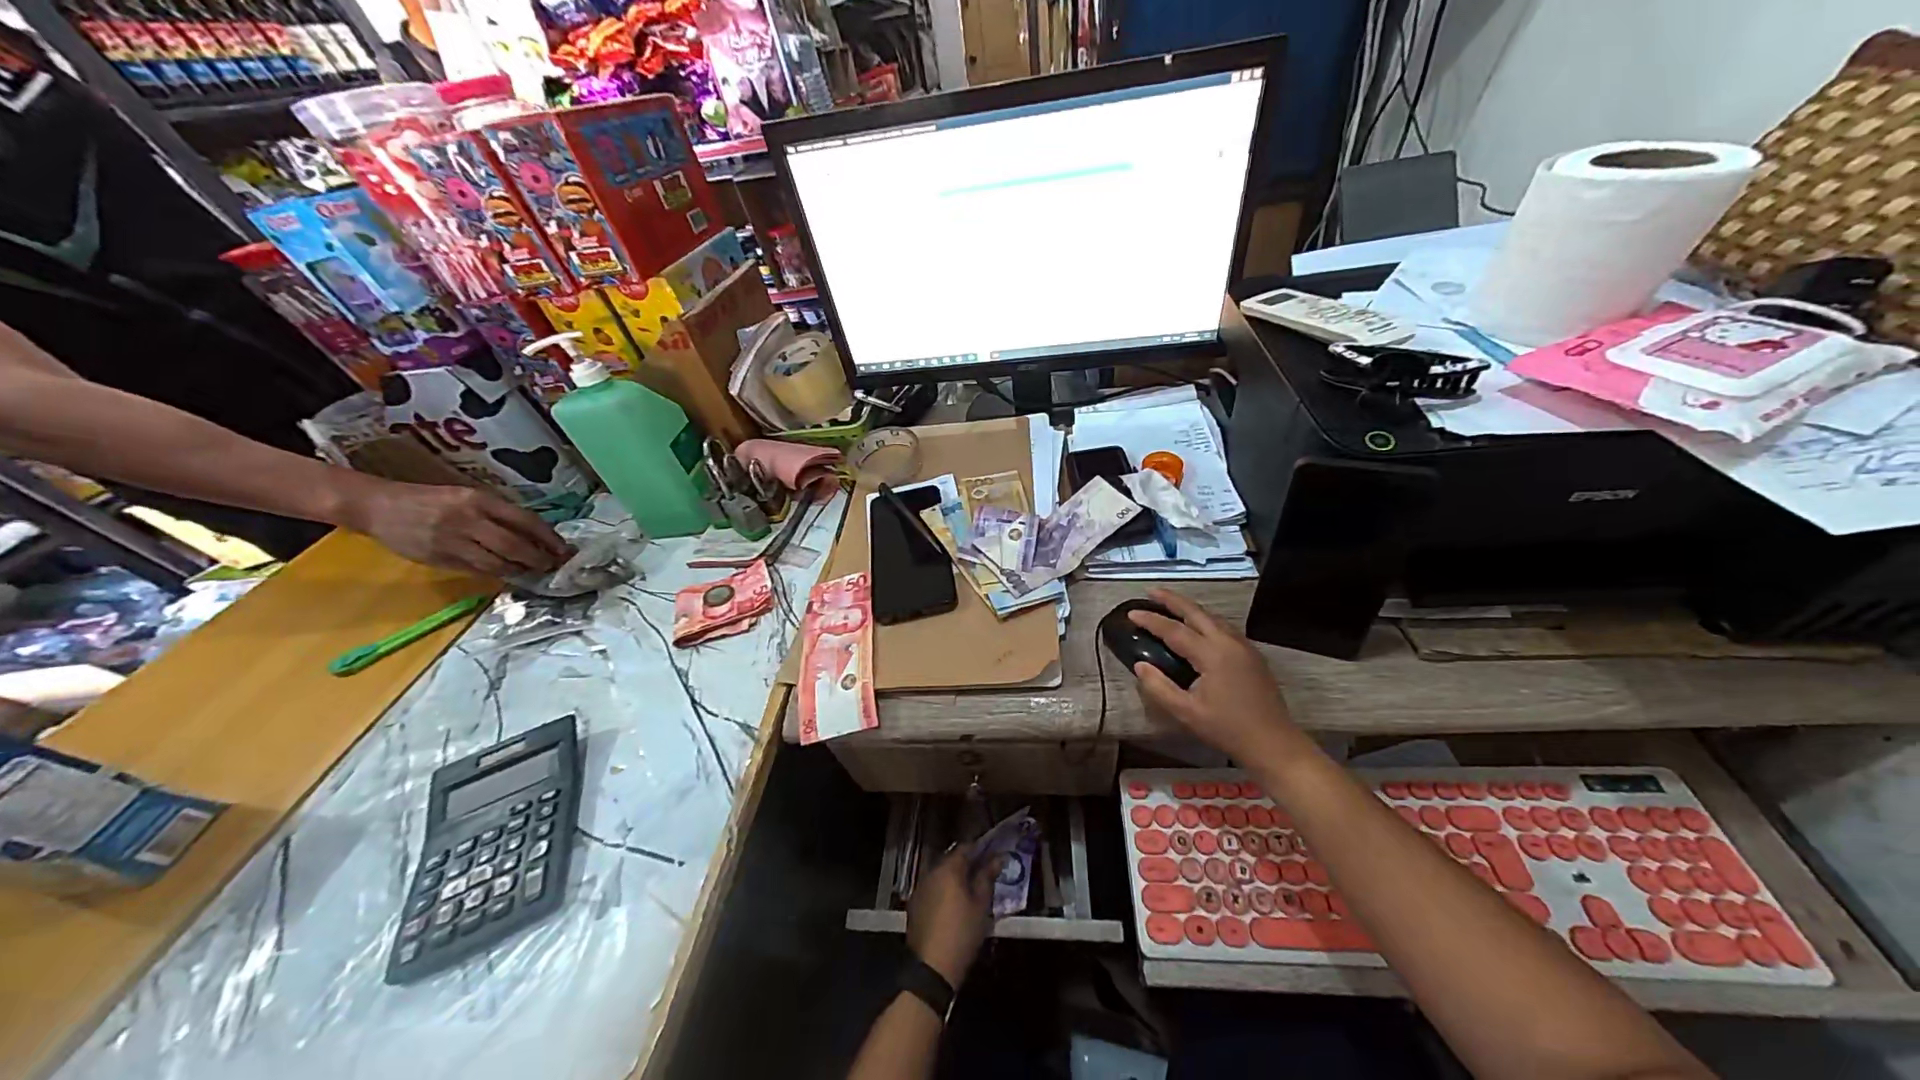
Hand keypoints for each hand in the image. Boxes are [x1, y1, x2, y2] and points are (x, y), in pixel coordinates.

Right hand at [344, 480, 572, 578]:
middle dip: (539, 559)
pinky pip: (476, 570)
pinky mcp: (440, 559)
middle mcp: (468, 520)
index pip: (524, 520)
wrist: (379, 506)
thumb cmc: (431, 500)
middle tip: (553, 566)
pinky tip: (508, 574)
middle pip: (514, 545)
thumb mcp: (468, 497)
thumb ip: (498, 514)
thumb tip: (535, 534)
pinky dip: (496, 573)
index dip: (548, 537)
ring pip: (497, 563)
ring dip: (520, 570)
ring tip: (533, 571)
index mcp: (479, 500)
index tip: (565, 549)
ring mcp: (453, 542)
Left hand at [906, 847, 1001, 987]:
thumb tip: (997, 858)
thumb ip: (987, 877)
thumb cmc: (962, 933)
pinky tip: (954, 902)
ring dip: (955, 876)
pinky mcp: (914, 905)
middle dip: (968, 862)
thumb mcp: (981, 905)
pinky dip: (944, 889)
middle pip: (951, 859)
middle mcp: (930, 873)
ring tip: (972, 887)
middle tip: (986, 870)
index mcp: (948, 869)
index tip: (994, 853)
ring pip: (941, 874)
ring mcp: (919, 888)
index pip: (965, 848)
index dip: (980, 848)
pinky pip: (932, 888)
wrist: (932, 967)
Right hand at [1128, 588, 1296, 762]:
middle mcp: (1229, 642)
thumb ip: (1159, 687)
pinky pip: (1224, 627)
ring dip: (1190, 608)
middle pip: (1197, 612)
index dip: (1151, 620)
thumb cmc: (1227, 729)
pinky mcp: (1252, 655)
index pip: (1174, 630)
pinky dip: (1205, 620)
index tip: (1131, 613)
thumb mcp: (1186, 712)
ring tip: (1171, 605)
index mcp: (1212, 654)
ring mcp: (1244, 647)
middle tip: (1151, 592)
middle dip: (1172, 600)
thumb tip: (1140, 665)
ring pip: (1213, 618)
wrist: (1273, 743)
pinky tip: (1198, 626)